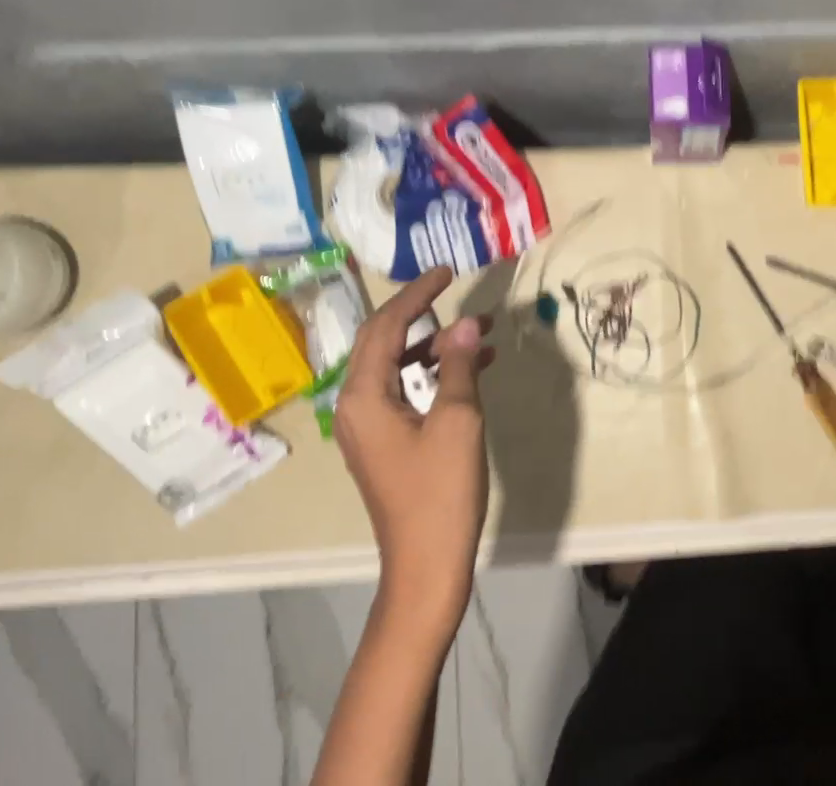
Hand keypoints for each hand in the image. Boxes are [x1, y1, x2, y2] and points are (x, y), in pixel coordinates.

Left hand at [335, 266, 495, 623]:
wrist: (426, 563)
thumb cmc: (440, 491)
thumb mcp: (458, 421)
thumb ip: (459, 366)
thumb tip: (465, 324)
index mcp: (362, 397)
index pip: (384, 326)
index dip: (416, 294)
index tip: (448, 272)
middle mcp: (354, 407)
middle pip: (383, 343)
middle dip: (424, 316)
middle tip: (461, 295)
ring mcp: (367, 428)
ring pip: (397, 368)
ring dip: (435, 348)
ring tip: (481, 336)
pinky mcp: (384, 444)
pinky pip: (404, 393)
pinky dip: (434, 376)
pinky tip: (472, 370)